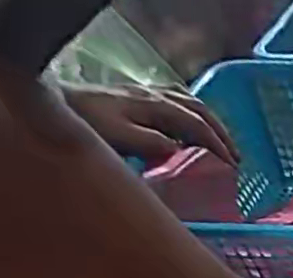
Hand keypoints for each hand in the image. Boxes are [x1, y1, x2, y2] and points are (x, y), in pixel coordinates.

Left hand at [61, 84, 238, 164]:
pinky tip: (194, 130)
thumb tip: (180, 149)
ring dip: (211, 123)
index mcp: (153, 105)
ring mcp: (145, 95)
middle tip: (236, 158)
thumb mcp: (119, 139)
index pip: (196, 124)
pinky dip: (194, 116)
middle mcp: (153, 95)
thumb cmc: (87, 125)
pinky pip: (176, 103)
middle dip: (221, 133)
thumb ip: (151, 143)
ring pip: (189, 103)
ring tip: (222, 145)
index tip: (233, 167)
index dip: (218, 145)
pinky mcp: (137, 99)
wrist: (55, 105)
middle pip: (198, 109)